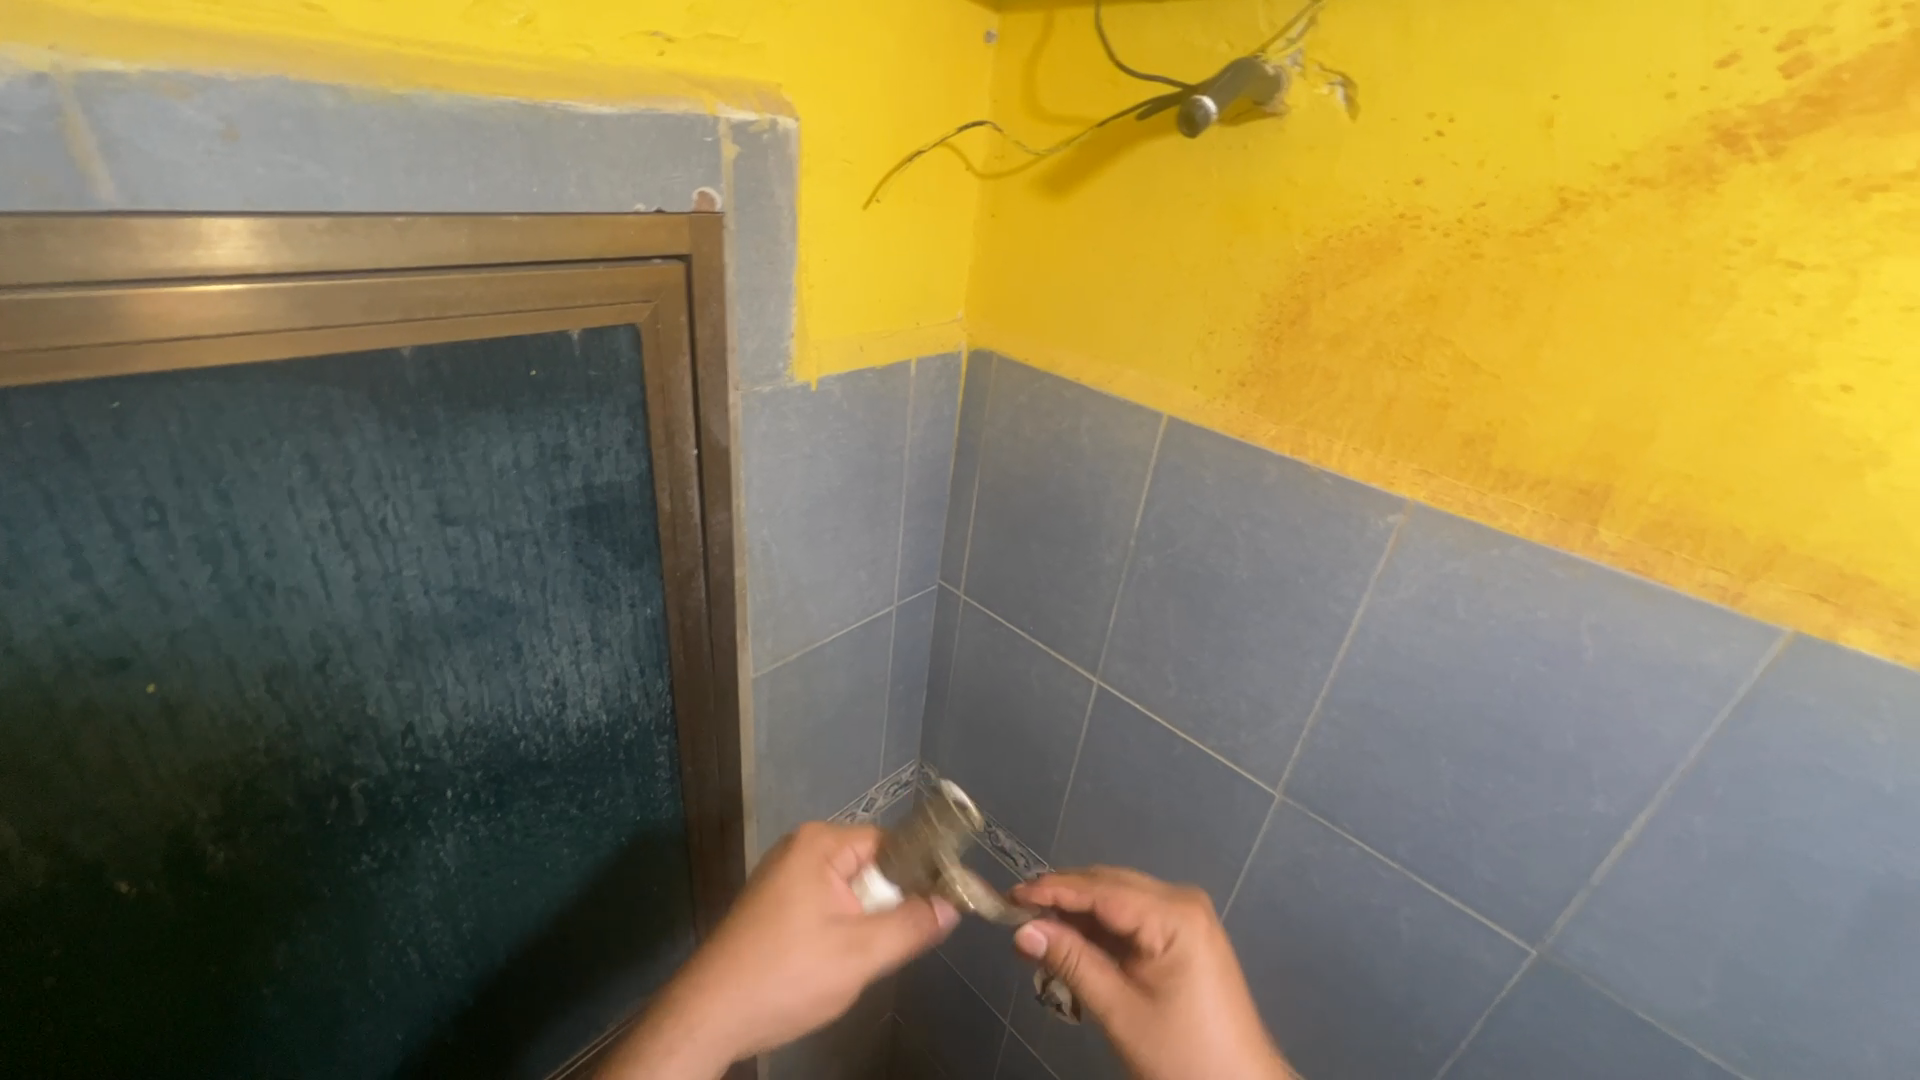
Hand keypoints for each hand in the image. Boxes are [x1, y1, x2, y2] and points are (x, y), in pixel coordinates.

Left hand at [598, 822, 958, 1077]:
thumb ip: (910, 926)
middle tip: (894, 943)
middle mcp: (800, 848)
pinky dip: (839, 928)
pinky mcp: (773, 903)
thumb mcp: (859, 955)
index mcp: (820, 843)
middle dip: (887, 904)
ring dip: (864, 921)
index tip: (940, 904)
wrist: (707, 1018)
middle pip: (869, 866)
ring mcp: (783, 875)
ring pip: (848, 890)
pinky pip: (825, 903)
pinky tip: (832, 962)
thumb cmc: (785, 977)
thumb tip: (953, 904)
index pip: (890, 842)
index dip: (919, 871)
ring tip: (861, 958)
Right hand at [1012, 866, 1295, 1079]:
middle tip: (1016, 914)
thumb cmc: (1183, 1056)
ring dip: (1077, 914)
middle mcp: (1181, 900)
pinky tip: (1070, 940)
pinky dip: (1099, 929)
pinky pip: (1131, 918)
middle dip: (1061, 899)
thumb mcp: (1120, 1010)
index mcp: (1174, 913)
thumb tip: (1021, 930)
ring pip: (1117, 899)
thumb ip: (1071, 961)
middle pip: (1108, 886)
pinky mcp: (1183, 934)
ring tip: (1035, 929)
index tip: (1010, 895)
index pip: (1100, 889)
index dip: (1052, 889)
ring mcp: (1185, 916)